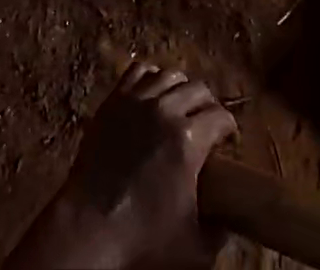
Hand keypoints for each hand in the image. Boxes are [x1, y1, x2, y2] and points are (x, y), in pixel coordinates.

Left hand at [4, 63, 237, 269]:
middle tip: (207, 123)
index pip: (221, 116)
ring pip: (169, 75)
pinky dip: (150, 77)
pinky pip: (137, 72)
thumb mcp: (195, 247)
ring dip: (181, 88)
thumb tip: (228, 220)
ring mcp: (136, 100)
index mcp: (188, 138)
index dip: (229, 128)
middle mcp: (165, 110)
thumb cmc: (142, 237)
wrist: (90, 226)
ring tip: (181, 106)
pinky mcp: (113, 101)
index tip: (228, 139)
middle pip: (198, 89)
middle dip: (208, 105)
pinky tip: (153, 94)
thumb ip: (219, 231)